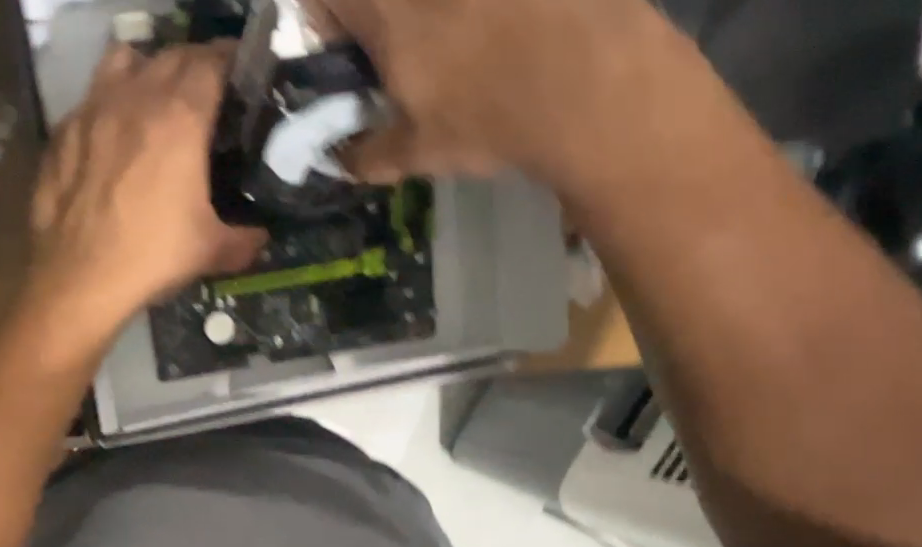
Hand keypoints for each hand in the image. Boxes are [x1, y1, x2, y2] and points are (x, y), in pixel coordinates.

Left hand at [25, 43, 266, 332]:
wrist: (78, 283)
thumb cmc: (150, 259)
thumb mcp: (209, 251)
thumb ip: (243, 239)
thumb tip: (260, 240)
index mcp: (180, 117)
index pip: (212, 63)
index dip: (229, 66)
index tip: (237, 80)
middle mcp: (134, 100)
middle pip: (170, 57)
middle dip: (190, 67)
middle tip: (201, 92)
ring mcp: (91, 113)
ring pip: (122, 62)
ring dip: (143, 71)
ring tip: (151, 99)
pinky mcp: (59, 136)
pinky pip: (87, 101)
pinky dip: (103, 107)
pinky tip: (108, 138)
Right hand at [309, 0, 717, 192]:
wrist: (596, 88)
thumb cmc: (490, 121)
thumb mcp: (417, 153)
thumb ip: (366, 154)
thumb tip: (341, 157)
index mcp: (389, 12)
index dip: (325, 22)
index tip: (343, 51)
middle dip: (382, 18)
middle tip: (401, 51)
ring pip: (437, 0)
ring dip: (436, 15)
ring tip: (459, 40)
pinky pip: (488, 3)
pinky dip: (485, 12)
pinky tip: (508, 27)